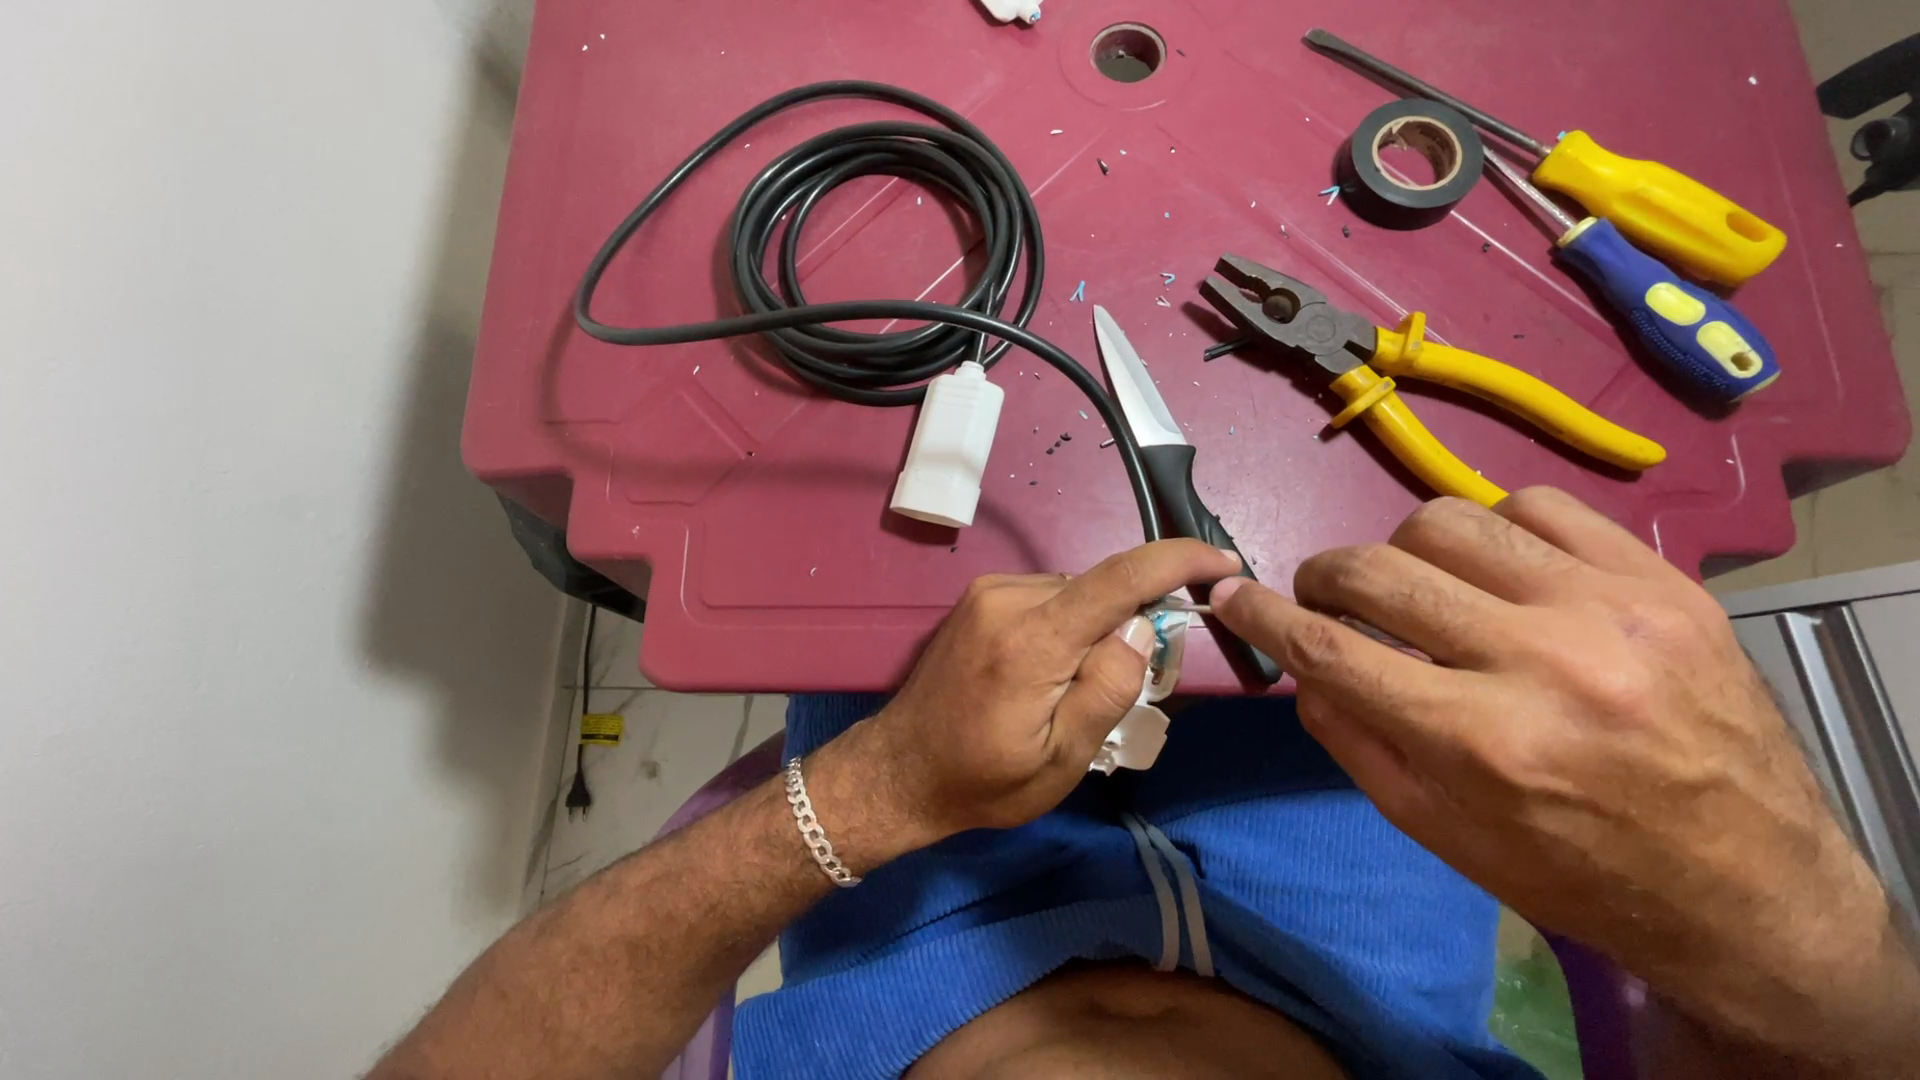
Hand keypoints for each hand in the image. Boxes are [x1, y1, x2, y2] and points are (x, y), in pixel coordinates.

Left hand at [831, 540, 1239, 850]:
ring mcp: (987, 592)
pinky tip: (1043, 673)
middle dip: (1131, 621)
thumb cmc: (983, 780)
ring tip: (1069, 689)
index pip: (1119, 579)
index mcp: (1031, 639)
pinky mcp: (978, 597)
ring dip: (1093, 627)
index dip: (1179, 560)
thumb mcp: (1062, 760)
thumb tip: (1143, 627)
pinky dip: (1065, 624)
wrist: (899, 771)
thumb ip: (1108, 688)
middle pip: (1098, 590)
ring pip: (1073, 593)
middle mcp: (1007, 597)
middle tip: (1124, 684)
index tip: (1223, 563)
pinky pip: (1045, 597)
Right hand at [1207, 488, 1919, 1069]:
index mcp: (1479, 741)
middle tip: (1324, 597)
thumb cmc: (1567, 870)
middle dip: (1322, 577)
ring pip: (1447, 519)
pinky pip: (1537, 506)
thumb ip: (1347, 733)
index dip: (1262, 615)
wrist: (1749, 890)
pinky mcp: (1662, 581)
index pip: (1329, 649)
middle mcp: (1542, 661)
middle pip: (1376, 570)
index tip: (1229, 593)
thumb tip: (1298, 658)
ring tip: (1415, 586)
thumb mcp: (1431, 827)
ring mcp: (1611, 609)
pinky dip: (1490, 531)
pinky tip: (1494, 571)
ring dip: (1401, 549)